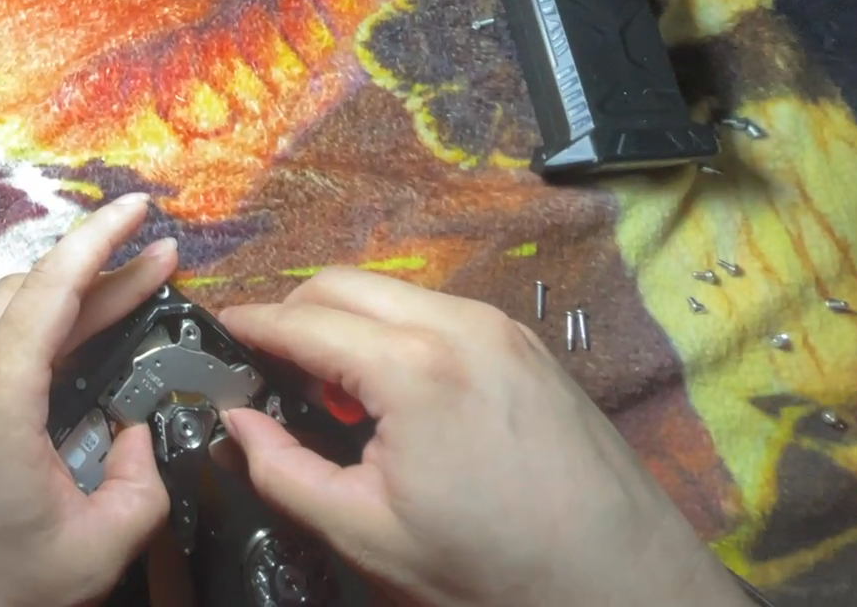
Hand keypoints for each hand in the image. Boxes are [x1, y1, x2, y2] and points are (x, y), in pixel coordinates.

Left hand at [0, 193, 178, 606]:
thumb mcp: (89, 553)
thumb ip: (140, 488)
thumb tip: (136, 434)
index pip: (56, 285)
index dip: (103, 237)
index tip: (139, 208)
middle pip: (38, 287)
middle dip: (104, 267)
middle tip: (156, 262)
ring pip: (2, 296)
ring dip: (57, 287)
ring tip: (106, 296)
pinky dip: (15, 309)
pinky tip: (37, 330)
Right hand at [218, 270, 745, 606]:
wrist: (637, 596)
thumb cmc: (493, 572)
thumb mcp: (365, 533)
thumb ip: (281, 470)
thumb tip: (236, 417)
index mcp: (411, 367)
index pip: (301, 321)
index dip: (250, 323)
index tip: (219, 330)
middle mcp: (453, 322)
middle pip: (337, 282)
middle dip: (292, 312)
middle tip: (277, 366)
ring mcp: (494, 322)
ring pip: (383, 287)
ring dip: (342, 318)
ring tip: (341, 386)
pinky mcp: (521, 336)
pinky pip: (426, 305)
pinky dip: (388, 325)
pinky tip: (397, 387)